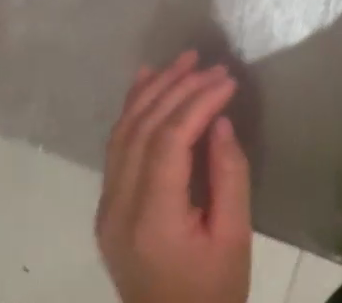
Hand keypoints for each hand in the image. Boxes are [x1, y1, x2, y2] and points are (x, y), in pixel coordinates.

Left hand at [97, 51, 252, 302]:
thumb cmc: (214, 291)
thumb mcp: (234, 238)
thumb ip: (229, 177)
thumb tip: (220, 122)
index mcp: (153, 221)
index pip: (168, 143)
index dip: (197, 103)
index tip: (227, 80)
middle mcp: (119, 208)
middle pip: (143, 130)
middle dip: (178, 89)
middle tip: (212, 64)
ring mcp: (107, 207)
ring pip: (124, 132)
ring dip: (153, 91)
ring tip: (184, 61)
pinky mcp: (107, 207)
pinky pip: (116, 147)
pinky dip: (132, 109)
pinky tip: (146, 81)